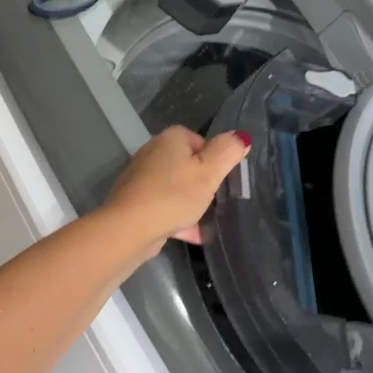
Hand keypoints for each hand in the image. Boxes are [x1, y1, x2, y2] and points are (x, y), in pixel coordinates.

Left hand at [100, 128, 249, 249]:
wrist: (131, 227)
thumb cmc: (174, 194)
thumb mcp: (209, 171)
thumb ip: (227, 151)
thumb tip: (240, 137)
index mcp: (169, 139)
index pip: (199, 139)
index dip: (214, 157)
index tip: (223, 177)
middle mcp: (152, 153)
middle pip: (187, 164)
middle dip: (204, 183)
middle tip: (219, 199)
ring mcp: (142, 178)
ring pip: (176, 188)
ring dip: (193, 204)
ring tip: (211, 220)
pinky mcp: (137, 202)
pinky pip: (165, 207)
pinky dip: (180, 218)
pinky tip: (196, 235)